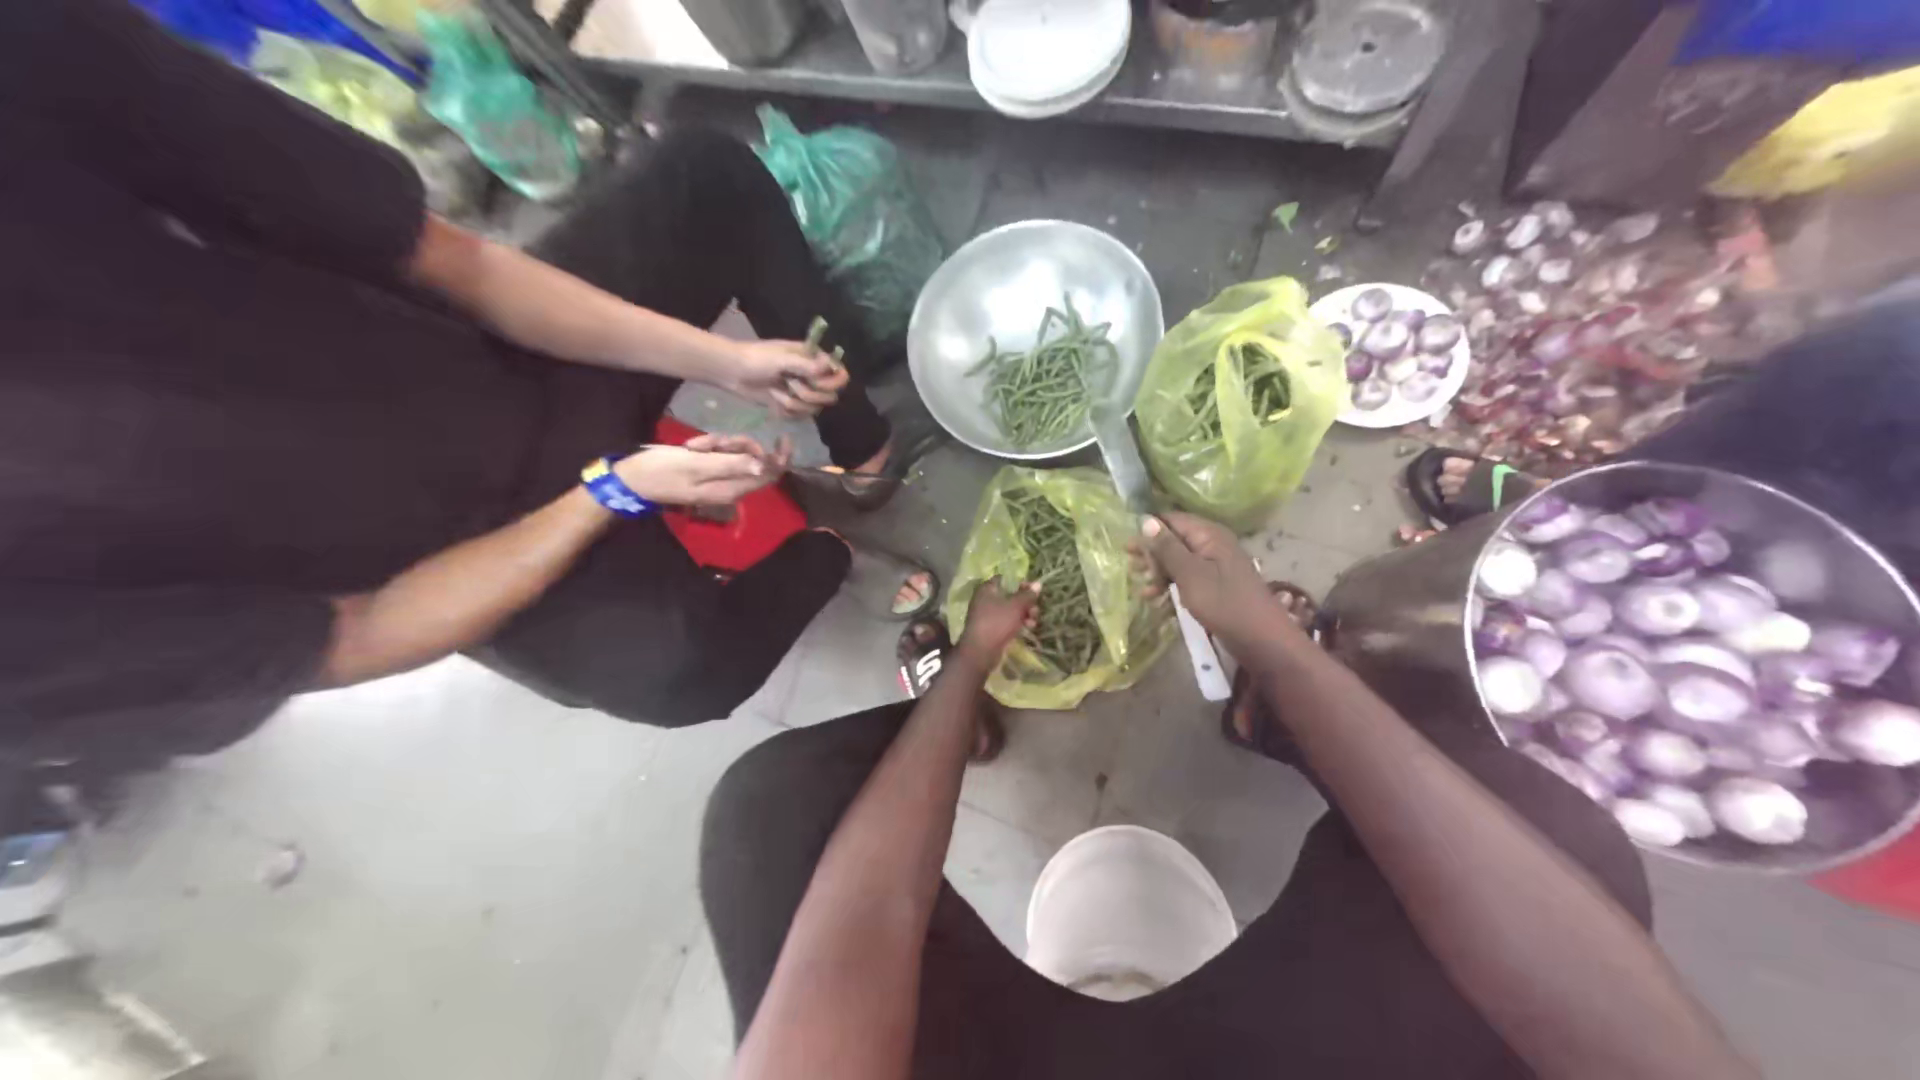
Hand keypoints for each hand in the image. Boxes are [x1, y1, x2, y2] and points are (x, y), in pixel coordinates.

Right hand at [612, 434, 791, 507]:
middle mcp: (730, 487)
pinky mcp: (707, 469)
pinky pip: (720, 453)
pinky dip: (709, 445)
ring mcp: (719, 478)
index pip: (768, 476)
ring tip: (695, 445)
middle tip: (719, 441)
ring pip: (737, 453)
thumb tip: (764, 467)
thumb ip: (731, 465)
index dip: (780, 459)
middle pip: (754, 460)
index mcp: (731, 490)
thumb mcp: (696, 465)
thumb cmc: (661, 471)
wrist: (630, 478)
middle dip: (741, 445)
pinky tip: (691, 446)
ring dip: (720, 443)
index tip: (784, 438)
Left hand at [724, 339, 849, 416]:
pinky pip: (800, 415)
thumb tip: (829, 365)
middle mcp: (812, 375)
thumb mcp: (782, 359)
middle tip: (792, 386)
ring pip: (814, 408)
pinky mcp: (791, 404)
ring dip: (794, 403)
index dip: (832, 382)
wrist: (732, 372)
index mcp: (813, 359)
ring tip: (776, 392)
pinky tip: (773, 400)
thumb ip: (807, 365)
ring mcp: (802, 391)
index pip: (839, 374)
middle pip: (830, 396)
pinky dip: (786, 410)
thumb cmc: (756, 359)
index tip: (817, 382)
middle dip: (810, 395)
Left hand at [957, 580, 1039, 668]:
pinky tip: (1029, 628)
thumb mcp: (1016, 606)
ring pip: (1010, 610)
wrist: (981, 652)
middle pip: (1010, 595)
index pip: (1005, 579)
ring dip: (1024, 613)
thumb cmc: (997, 622)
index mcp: (987, 589)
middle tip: (1035, 608)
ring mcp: (988, 615)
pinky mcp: (992, 629)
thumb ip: (1027, 595)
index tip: (1033, 589)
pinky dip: (1018, 623)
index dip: (1020, 583)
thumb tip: (1038, 583)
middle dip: (1025, 602)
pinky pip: (1007, 621)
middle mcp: (985, 600)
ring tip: (1033, 621)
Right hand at [1130, 512, 1285, 649]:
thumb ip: (1167, 547)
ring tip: (1138, 582)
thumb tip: (1146, 520)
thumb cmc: (1223, 602)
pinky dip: (1168, 583)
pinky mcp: (1213, 584)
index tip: (1127, 547)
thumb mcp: (1189, 573)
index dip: (1148, 529)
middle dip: (1151, 551)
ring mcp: (1213, 564)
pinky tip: (1153, 596)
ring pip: (1177, 559)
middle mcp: (1211, 544)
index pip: (1172, 520)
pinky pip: (1186, 575)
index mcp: (1209, 534)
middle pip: (1174, 539)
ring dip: (1157, 569)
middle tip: (1129, 566)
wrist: (1259, 638)